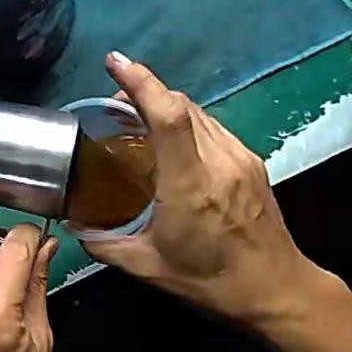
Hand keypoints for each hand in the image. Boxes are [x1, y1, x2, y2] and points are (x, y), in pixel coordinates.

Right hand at [89, 52, 328, 329]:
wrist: (277, 290)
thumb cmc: (211, 281)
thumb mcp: (148, 267)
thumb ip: (104, 244)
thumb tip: (75, 226)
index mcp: (190, 185)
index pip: (168, 116)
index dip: (141, 82)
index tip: (115, 62)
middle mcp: (219, 162)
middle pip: (181, 105)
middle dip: (146, 90)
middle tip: (115, 101)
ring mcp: (240, 158)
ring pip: (198, 112)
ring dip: (166, 105)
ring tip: (138, 117)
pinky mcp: (251, 162)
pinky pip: (212, 127)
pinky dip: (186, 122)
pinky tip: (172, 141)